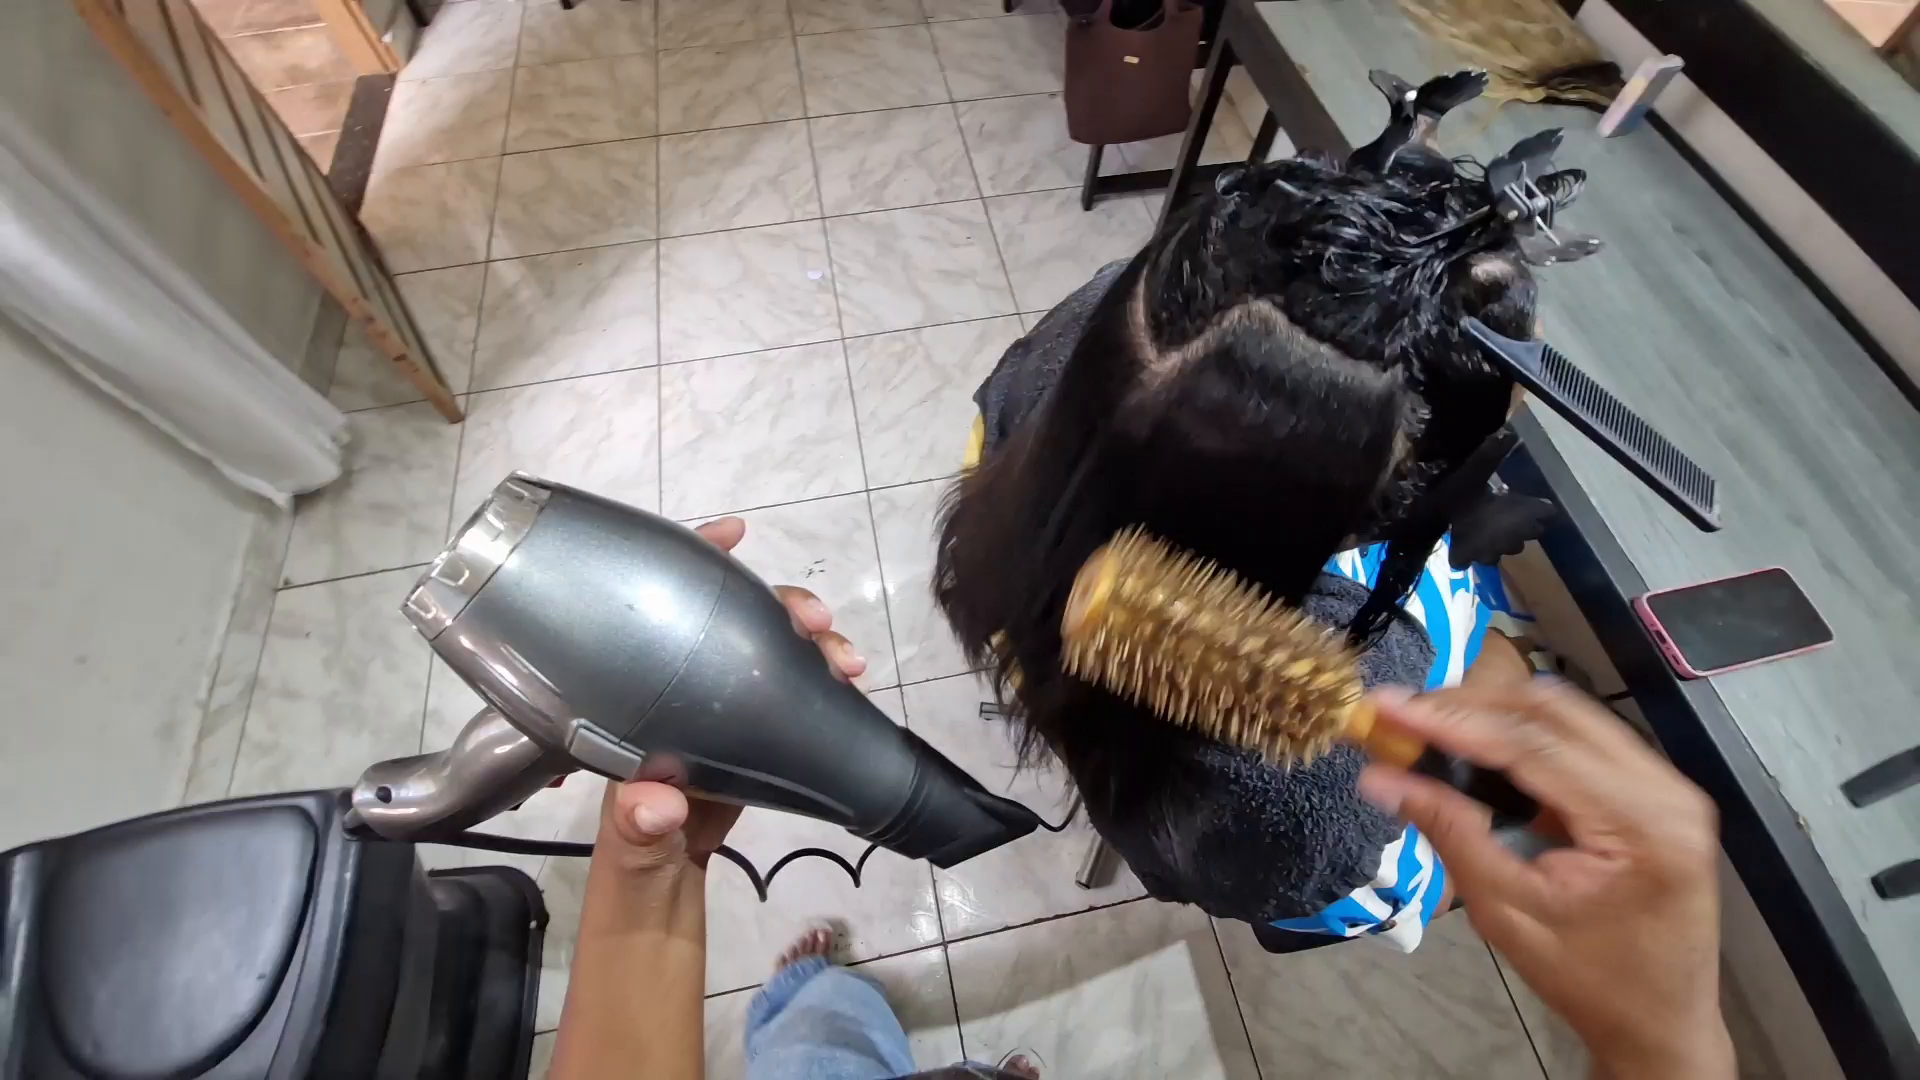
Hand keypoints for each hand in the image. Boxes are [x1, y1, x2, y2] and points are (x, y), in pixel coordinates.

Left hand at [595, 516, 863, 873]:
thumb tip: (656, 805)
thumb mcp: (630, 847)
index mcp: (638, 694)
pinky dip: (821, 669)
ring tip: (846, 659)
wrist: (667, 885)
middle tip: (816, 621)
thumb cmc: (633, 861)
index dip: (694, 559)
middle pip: (733, 616)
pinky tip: (848, 674)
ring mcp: (722, 700)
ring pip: (770, 643)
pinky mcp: (753, 725)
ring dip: (811, 638)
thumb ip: (637, 830)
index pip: (659, 605)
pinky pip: (791, 680)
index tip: (734, 533)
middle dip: (780, 604)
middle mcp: (682, 682)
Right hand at [1357, 681, 1734, 1079]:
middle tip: (1401, 713)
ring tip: (1426, 722)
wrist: (1659, 1023)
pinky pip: (1570, 731)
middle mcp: (1663, 791)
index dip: (1451, 719)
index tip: (1386, 707)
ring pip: (1559, 709)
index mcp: (1640, 826)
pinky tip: (1470, 738)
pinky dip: (1511, 724)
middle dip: (1466, 702)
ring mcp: (1662, 784)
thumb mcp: (1504, 908)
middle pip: (1550, 709)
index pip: (1531, 745)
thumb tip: (1375, 776)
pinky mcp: (1646, 785)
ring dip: (1487, 707)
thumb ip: (1447, 830)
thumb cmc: (1586, 976)